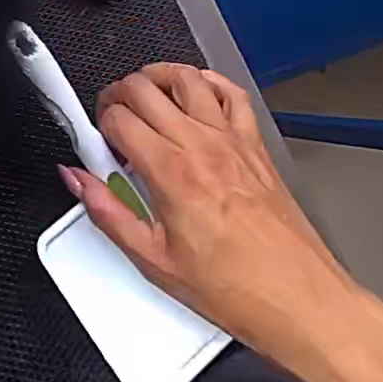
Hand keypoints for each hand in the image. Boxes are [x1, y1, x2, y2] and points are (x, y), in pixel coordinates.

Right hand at [61, 63, 382, 378]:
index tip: (98, 144)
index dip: (97, 124)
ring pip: (184, 77)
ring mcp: (230, 140)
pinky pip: (230, 92)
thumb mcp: (153, 260)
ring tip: (143, 96)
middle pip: (142, 87)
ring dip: (155, 78)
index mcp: (170, 173)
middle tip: (110, 118)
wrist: (303, 304)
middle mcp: (200, 146)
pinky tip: (193, 93)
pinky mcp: (254, 145)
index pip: (117, 117)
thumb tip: (79, 181)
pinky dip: (206, 82)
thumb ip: (107, 211)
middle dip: (115, 94)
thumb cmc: (237, 289)